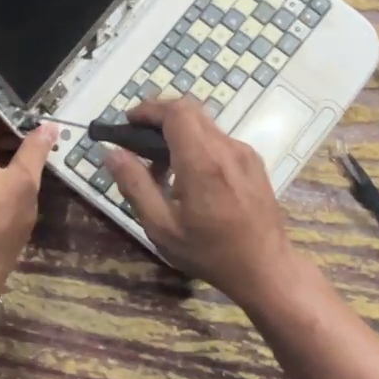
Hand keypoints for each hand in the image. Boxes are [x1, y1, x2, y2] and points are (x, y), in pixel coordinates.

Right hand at [104, 98, 301, 306]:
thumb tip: (112, 154)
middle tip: (137, 140)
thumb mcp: (162, 227)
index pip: (176, 112)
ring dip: (177, 134)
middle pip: (191, 111)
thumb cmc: (210, 253)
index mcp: (203, 162)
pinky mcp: (253, 163)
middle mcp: (227, 149)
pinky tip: (187, 178)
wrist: (266, 269)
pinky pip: (219, 141)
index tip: (128, 122)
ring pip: (205, 125)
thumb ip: (135, 186)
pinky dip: (196, 146)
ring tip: (159, 168)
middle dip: (159, 118)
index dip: (149, 109)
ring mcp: (244, 154)